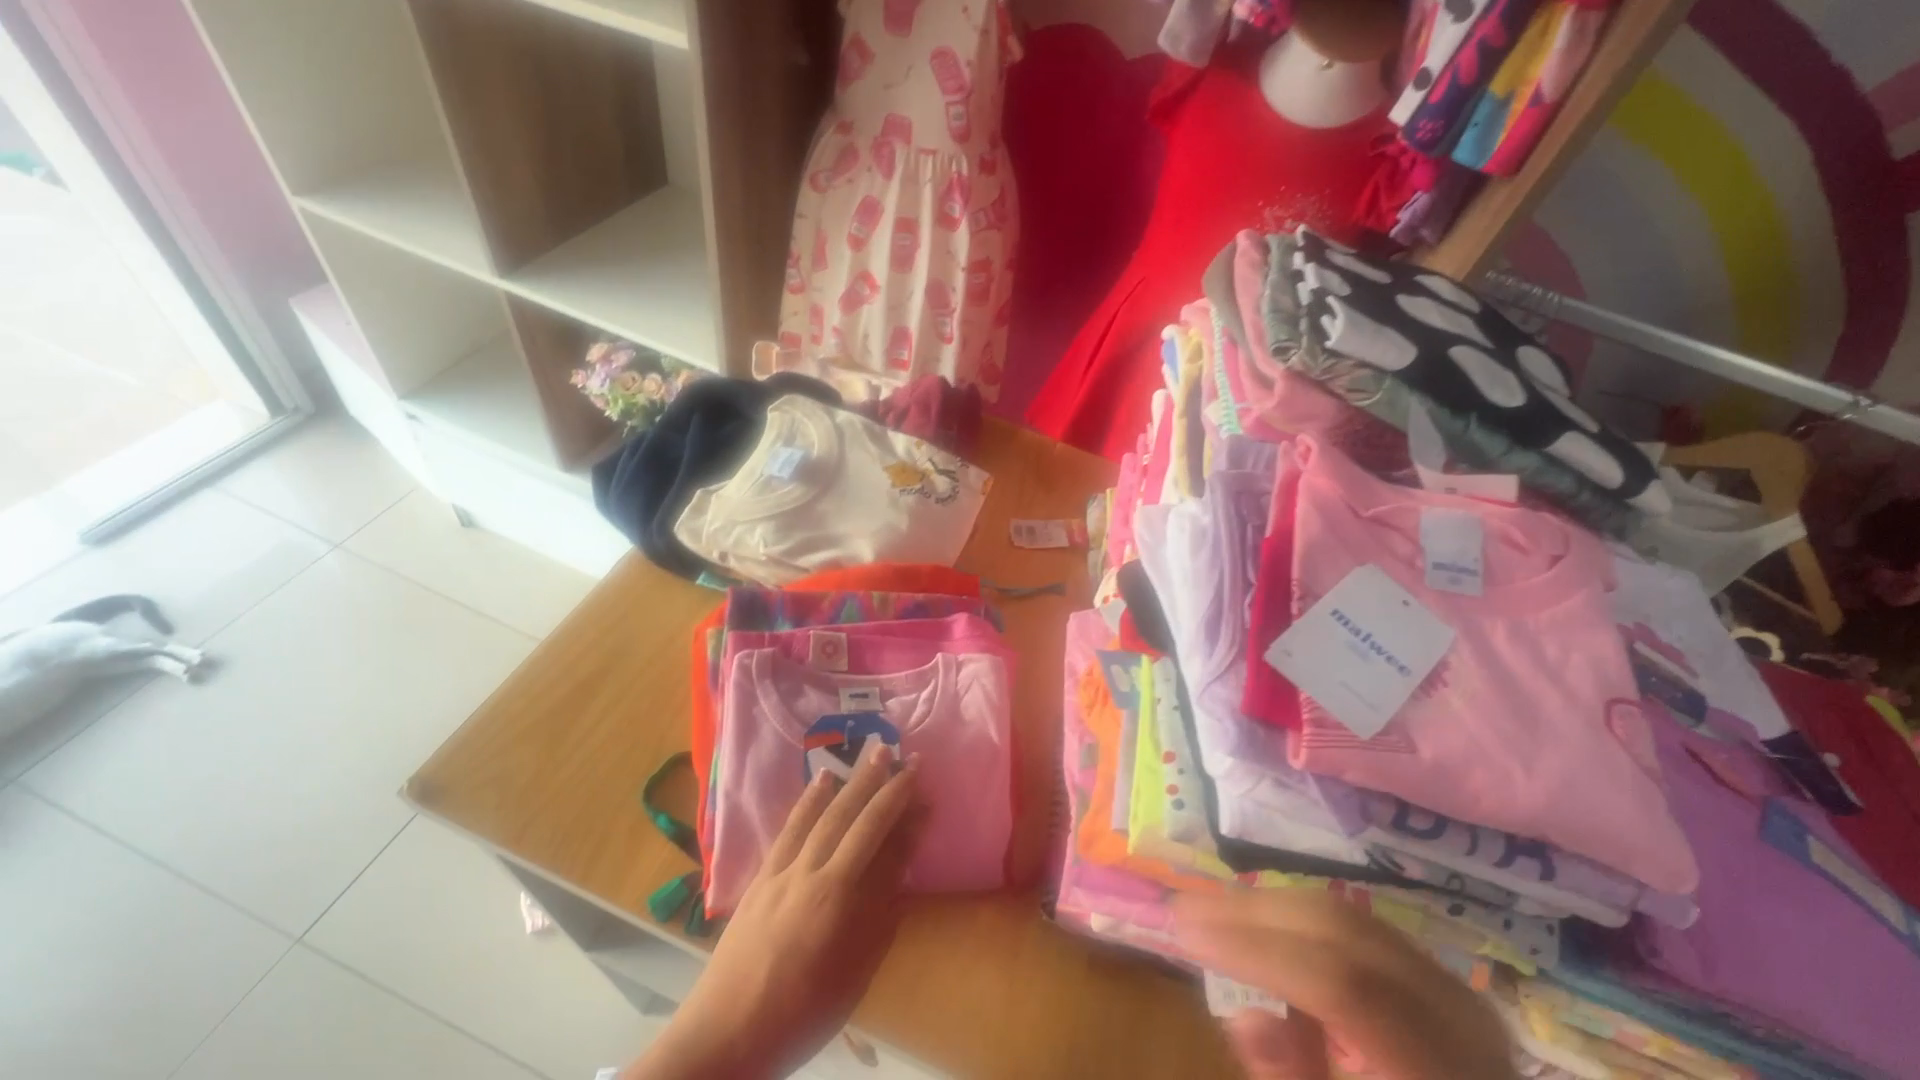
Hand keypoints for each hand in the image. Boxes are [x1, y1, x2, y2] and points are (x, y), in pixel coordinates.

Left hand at [624, 742, 924, 1079]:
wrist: (728, 1029)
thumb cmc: (802, 1012)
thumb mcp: (855, 975)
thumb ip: (880, 922)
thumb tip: (901, 876)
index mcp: (842, 903)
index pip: (888, 851)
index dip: (910, 822)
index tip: (929, 795)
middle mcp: (816, 875)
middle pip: (857, 821)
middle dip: (886, 787)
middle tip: (909, 758)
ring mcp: (785, 871)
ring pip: (824, 815)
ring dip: (853, 782)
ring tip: (874, 754)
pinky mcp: (763, 875)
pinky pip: (791, 827)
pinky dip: (809, 800)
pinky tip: (821, 781)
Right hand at [1172, 891, 1516, 1079]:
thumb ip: (1294, 1078)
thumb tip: (1243, 1018)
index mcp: (1440, 1064)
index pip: (1344, 986)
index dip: (1259, 953)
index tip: (1185, 933)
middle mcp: (1454, 1011)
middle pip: (1345, 932)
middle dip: (1254, 913)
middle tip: (1182, 908)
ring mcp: (1450, 987)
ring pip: (1347, 916)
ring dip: (1268, 908)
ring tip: (1204, 910)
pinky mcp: (1434, 978)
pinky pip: (1356, 928)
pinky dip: (1297, 920)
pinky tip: (1254, 927)